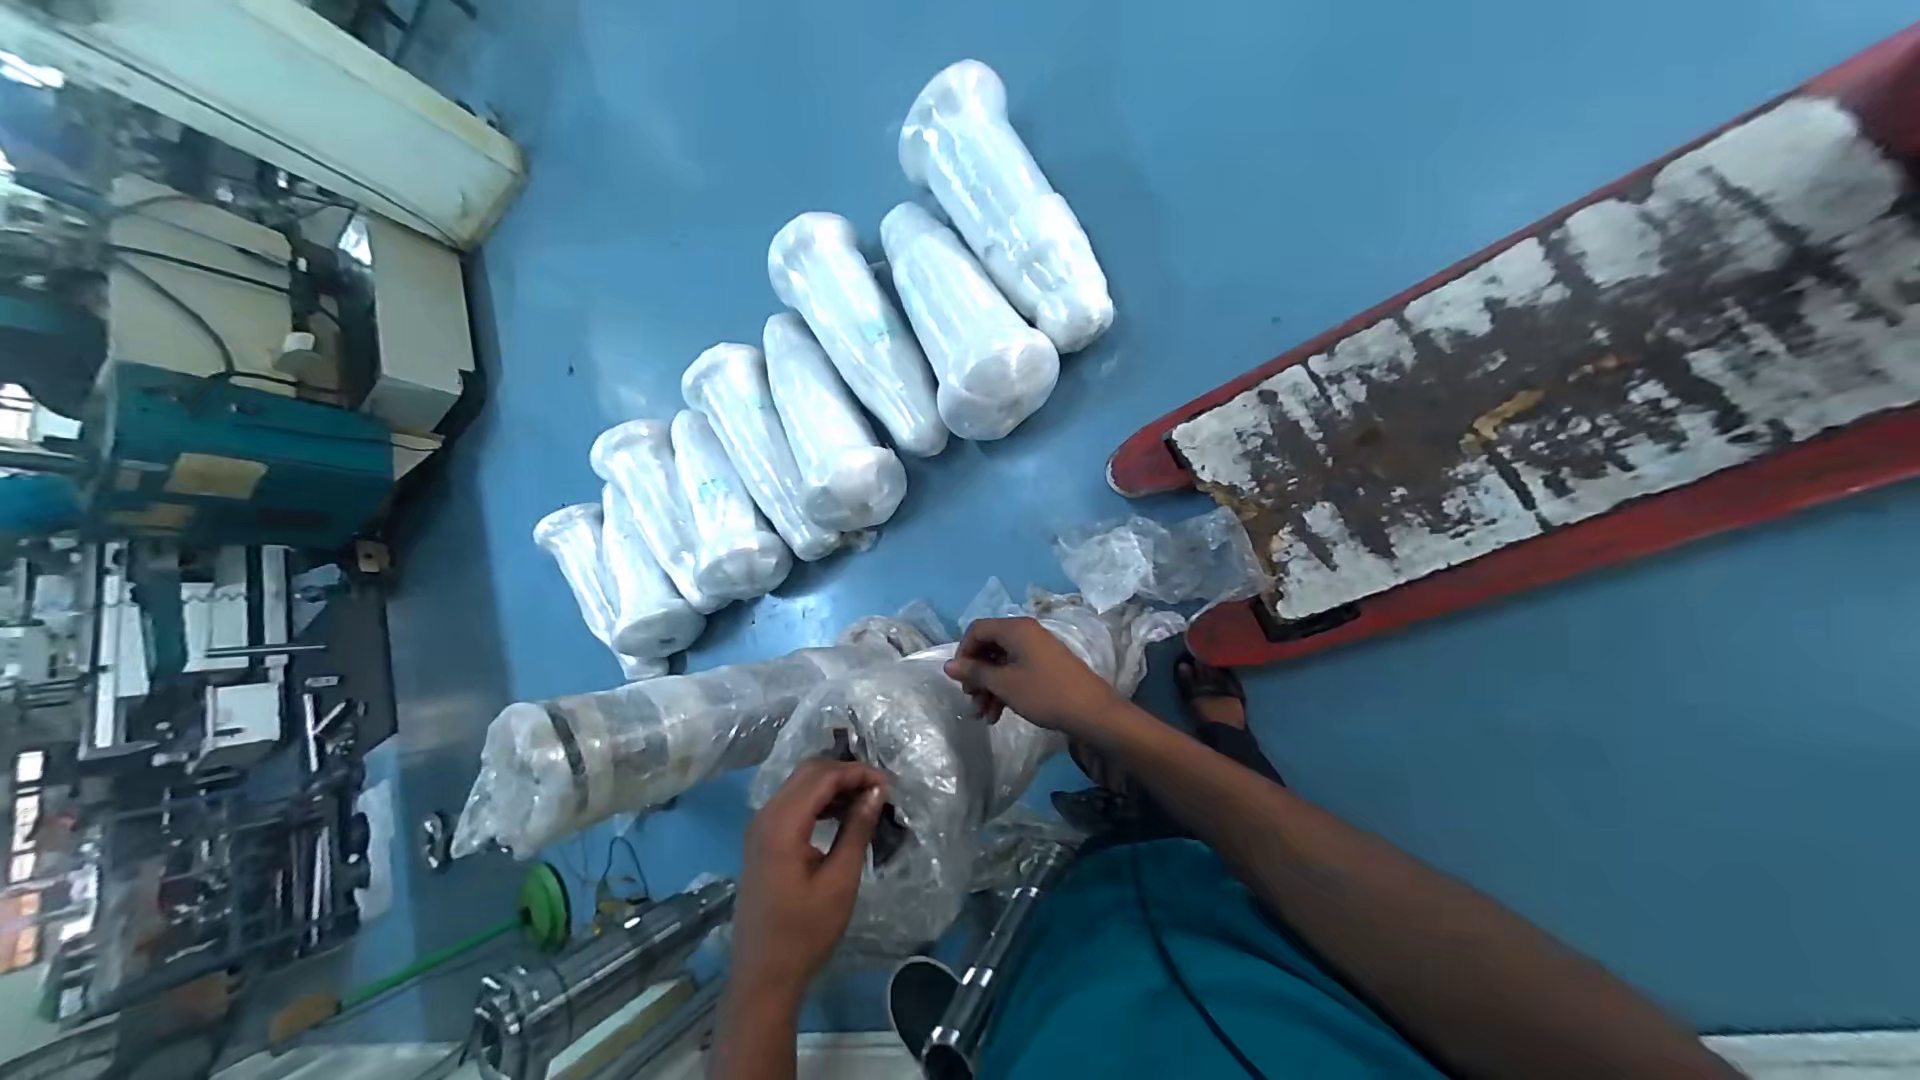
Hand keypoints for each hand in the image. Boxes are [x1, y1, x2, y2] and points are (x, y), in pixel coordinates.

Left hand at [733, 759, 888, 1000]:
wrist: (763, 976)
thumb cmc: (805, 932)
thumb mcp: (840, 881)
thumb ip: (857, 829)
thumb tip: (877, 791)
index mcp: (781, 824)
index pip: (823, 777)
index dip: (858, 773)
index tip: (890, 785)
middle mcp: (765, 816)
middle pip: (809, 772)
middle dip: (846, 773)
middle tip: (880, 789)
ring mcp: (760, 827)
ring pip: (800, 784)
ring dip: (833, 784)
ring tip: (867, 798)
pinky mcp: (762, 839)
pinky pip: (792, 802)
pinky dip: (819, 799)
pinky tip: (842, 813)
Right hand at [943, 616, 1124, 735]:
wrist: (1093, 712)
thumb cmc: (1046, 694)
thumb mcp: (1005, 685)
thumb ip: (975, 673)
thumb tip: (949, 665)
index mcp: (1016, 629)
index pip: (977, 629)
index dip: (963, 652)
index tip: (958, 679)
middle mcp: (1026, 633)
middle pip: (989, 646)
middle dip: (976, 675)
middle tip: (971, 699)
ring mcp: (1037, 650)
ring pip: (1001, 663)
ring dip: (988, 688)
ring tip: (982, 716)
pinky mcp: (1045, 666)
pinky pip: (1016, 672)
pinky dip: (1004, 690)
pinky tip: (997, 715)